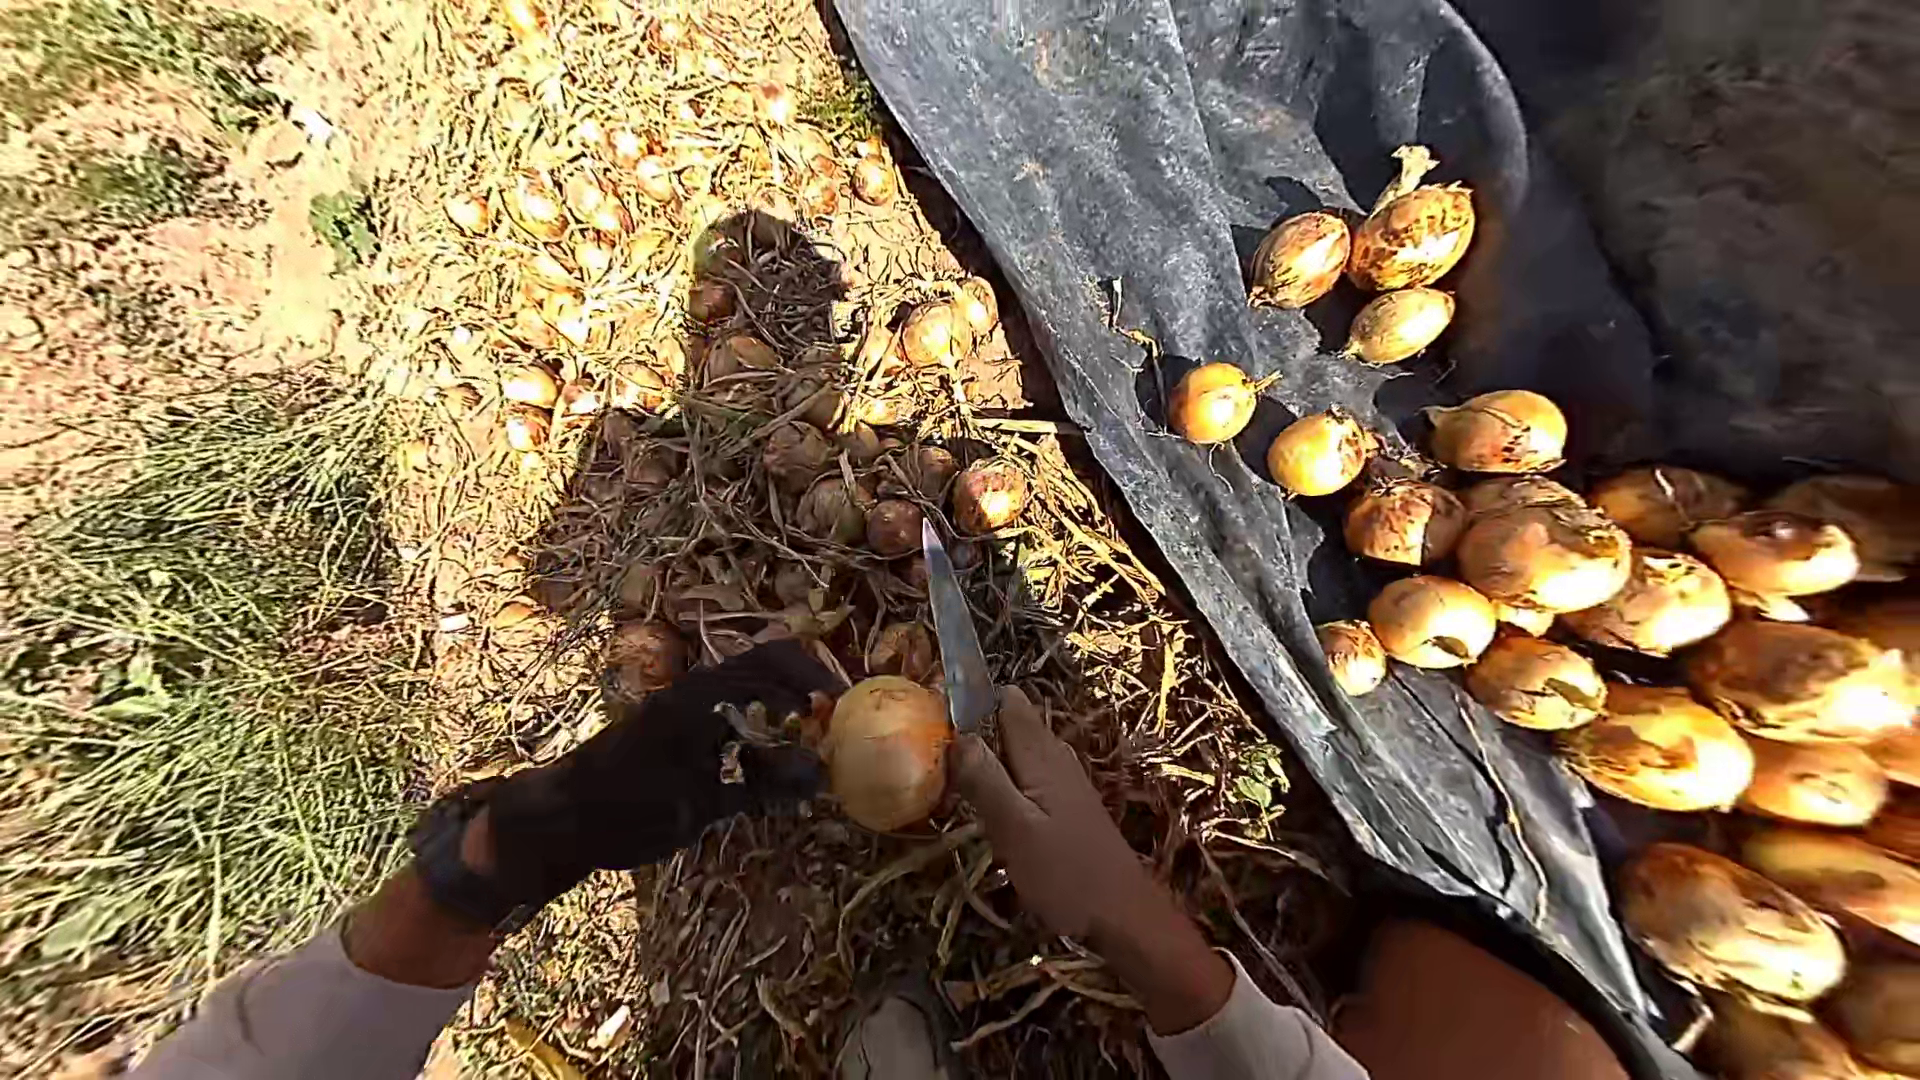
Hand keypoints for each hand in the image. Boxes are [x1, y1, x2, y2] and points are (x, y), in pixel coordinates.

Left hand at [480, 639, 842, 910]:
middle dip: (806, 678)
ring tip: (808, 729)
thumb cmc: (629, 810)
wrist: (558, 819)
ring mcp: (689, 698)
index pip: (775, 664)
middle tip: (832, 712)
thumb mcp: (702, 804)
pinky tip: (770, 744)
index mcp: (704, 695)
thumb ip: (763, 783)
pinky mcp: (681, 716)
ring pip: (752, 676)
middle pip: (768, 659)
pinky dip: (764, 710)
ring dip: (786, 693)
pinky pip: (735, 698)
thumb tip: (822, 773)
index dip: (814, 678)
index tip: (840, 706)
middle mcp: (700, 685)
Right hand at [951, 686, 1232, 1033]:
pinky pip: (1028, 774)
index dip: (974, 699)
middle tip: (939, 760)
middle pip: (1010, 723)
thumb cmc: (1067, 874)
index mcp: (1041, 753)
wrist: (1125, 917)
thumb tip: (956, 734)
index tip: (939, 719)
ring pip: (1018, 751)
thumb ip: (985, 779)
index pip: (1007, 700)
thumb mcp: (1015, 829)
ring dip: (989, 759)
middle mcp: (1055, 755)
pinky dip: (1005, 781)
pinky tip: (991, 810)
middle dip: (976, 732)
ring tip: (955, 785)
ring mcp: (1064, 779)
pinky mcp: (1067, 802)